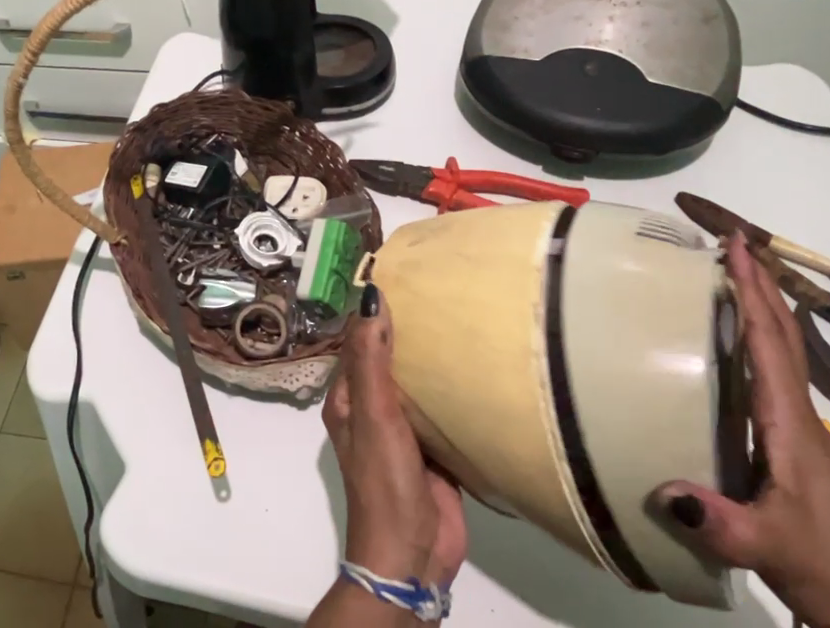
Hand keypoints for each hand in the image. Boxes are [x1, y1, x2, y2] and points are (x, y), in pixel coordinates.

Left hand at [322, 284, 466, 588]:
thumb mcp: (374, 413)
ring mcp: (406, 430)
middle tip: (444, 292)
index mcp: (349, 399)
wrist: (414, 553)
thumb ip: (373, 358)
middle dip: (411, 331)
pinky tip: (481, 367)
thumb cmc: (384, 480)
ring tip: (466, 319)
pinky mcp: (437, 449)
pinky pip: (445, 410)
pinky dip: (457, 391)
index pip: (359, 342)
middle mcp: (374, 409)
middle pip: (392, 359)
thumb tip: (371, 297)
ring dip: (437, 360)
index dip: (375, 311)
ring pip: (420, 383)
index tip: (403, 275)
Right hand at [653, 234, 829, 627]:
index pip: (773, 345)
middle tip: (730, 245)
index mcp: (794, 427)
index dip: (753, 293)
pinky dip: (752, 351)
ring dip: (759, 313)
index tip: (736, 245)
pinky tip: (728, 358)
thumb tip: (663, 489)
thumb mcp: (775, 550)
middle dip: (760, 288)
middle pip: (784, 339)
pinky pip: (769, 384)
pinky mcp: (792, 456)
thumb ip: (722, 523)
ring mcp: (800, 438)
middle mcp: (800, 421)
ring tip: (726, 284)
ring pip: (780, 358)